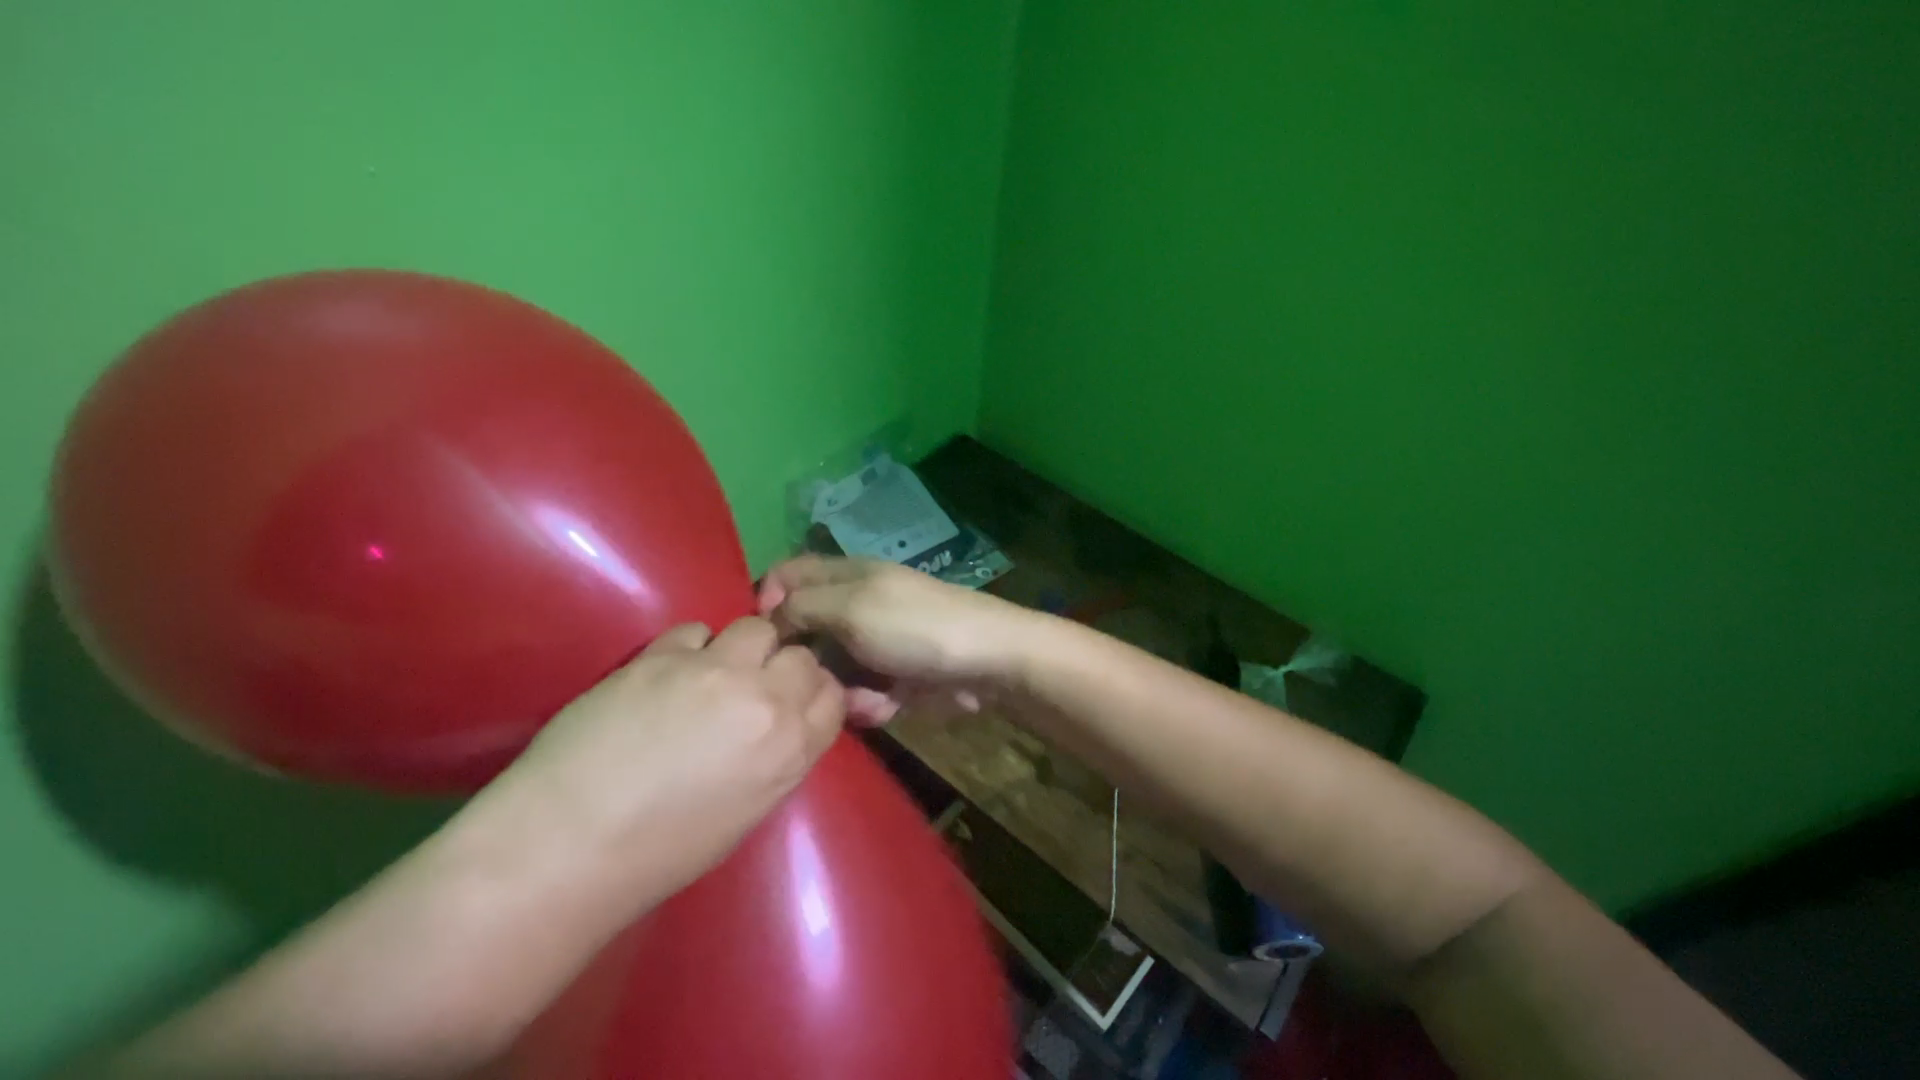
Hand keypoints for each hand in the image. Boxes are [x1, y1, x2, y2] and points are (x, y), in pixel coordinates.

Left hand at [500, 617, 844, 894]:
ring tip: (712, 674)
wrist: (573, 842)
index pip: (831, 694)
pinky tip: (668, 675)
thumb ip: (777, 756)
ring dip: (742, 648)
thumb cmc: (663, 851)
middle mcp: (764, 699)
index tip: (791, 703)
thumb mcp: (748, 810)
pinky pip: (694, 630)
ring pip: (754, 629)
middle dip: (782, 667)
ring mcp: (713, 671)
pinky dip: (691, 648)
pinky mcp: (661, 655)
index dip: (812, 694)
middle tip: (751, 689)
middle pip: (799, 656)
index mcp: (792, 749)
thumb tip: (778, 725)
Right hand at [757, 555, 1039, 723]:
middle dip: (806, 662)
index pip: (787, 574)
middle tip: (810, 680)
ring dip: (843, 689)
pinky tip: (888, 707)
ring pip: (831, 671)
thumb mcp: (849, 607)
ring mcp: (876, 643)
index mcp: (845, 574)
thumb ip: (800, 607)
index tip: (759, 638)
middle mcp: (855, 605)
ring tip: (863, 697)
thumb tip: (768, 617)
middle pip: (806, 631)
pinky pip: (863, 693)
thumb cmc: (914, 626)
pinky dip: (872, 703)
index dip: (766, 600)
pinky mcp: (894, 677)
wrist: (987, 663)